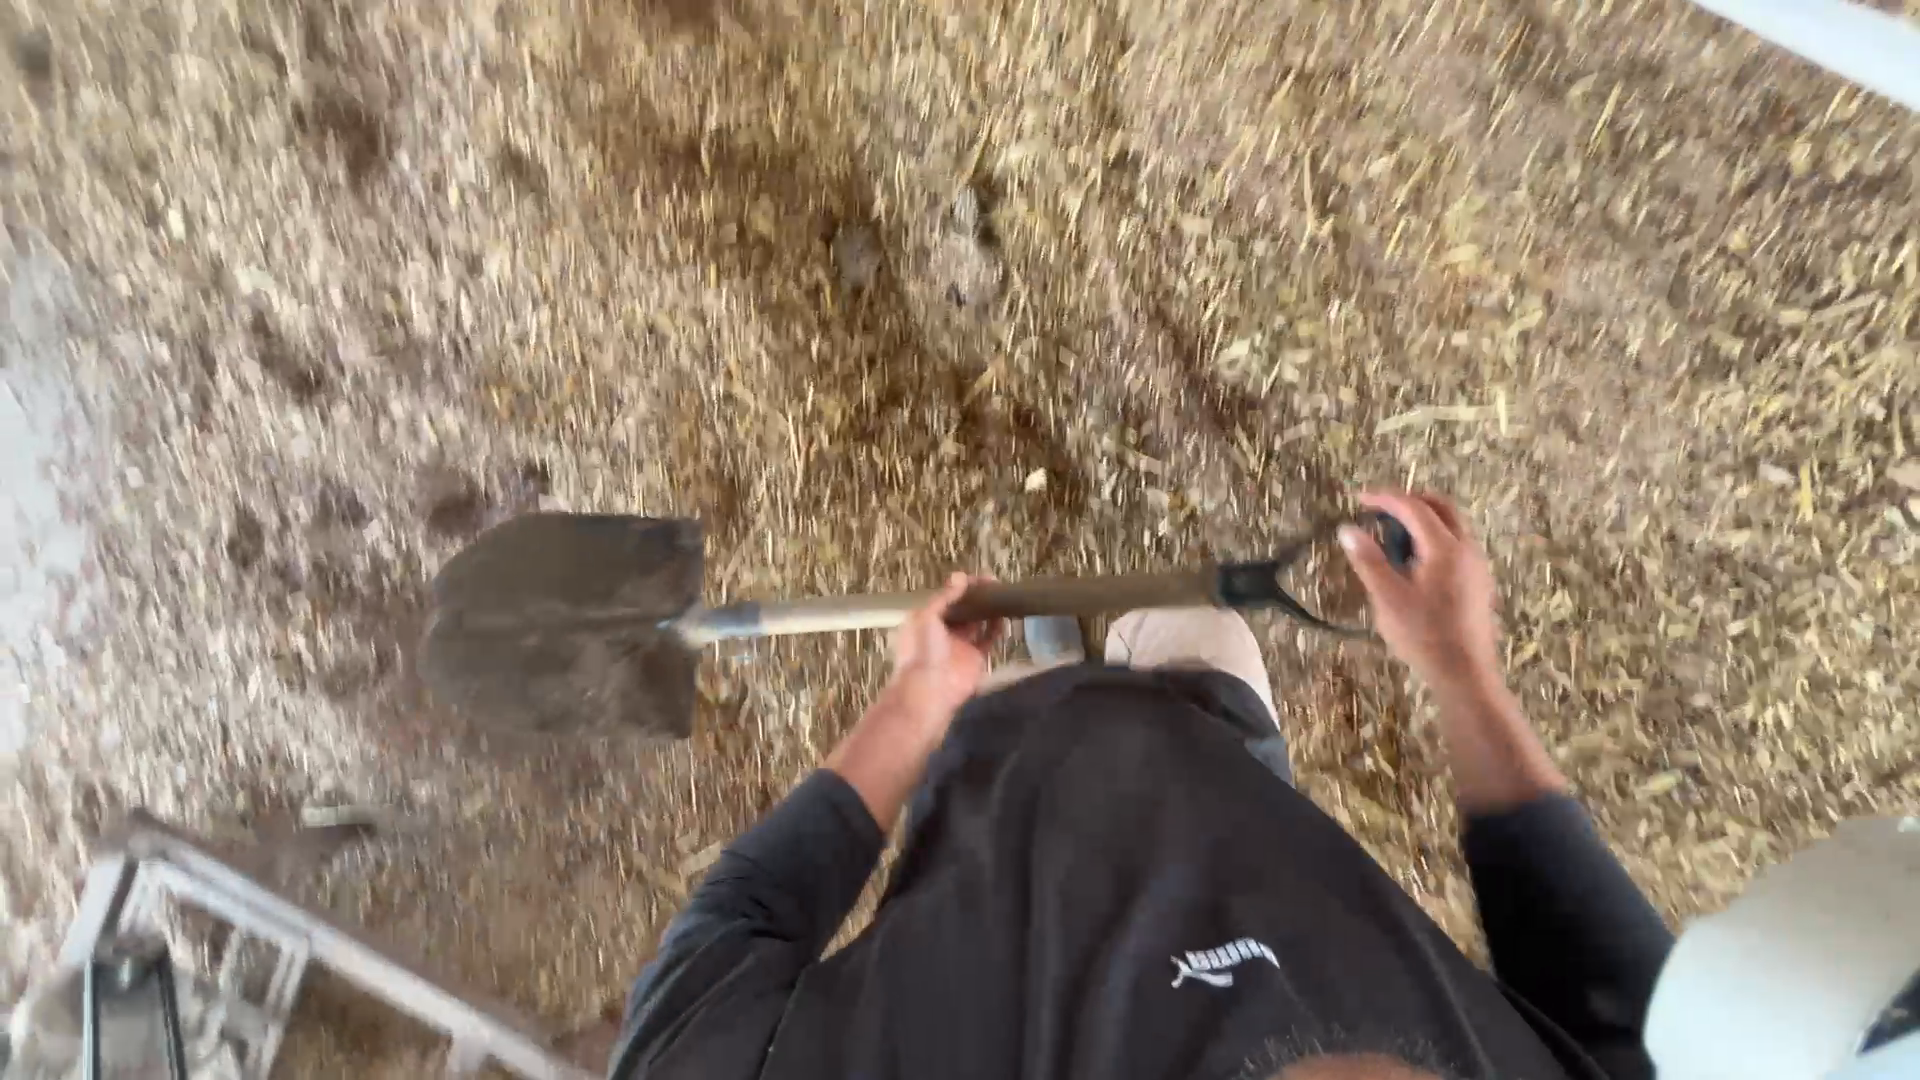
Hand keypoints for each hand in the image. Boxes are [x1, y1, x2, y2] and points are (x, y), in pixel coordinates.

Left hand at [886, 572, 1004, 720]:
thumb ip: (945, 597)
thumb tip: (960, 576)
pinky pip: (988, 639)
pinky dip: (996, 628)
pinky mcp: (976, 657)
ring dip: (988, 610)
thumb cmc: (922, 650)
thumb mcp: (927, 617)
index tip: (979, 578)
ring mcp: (960, 644)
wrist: (930, 689)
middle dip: (977, 597)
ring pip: (977, 622)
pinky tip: (1005, 616)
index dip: (961, 587)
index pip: (946, 598)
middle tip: (995, 583)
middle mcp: (943, 630)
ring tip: (1003, 596)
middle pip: (963, 609)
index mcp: (926, 620)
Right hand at [1339, 491, 1501, 695]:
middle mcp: (1467, 550)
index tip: (1360, 500)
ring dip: (1422, 519)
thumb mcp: (1387, 597)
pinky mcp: (1477, 581)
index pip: (1414, 508)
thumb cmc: (1422, 634)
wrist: (1464, 671)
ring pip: (1452, 525)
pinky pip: (1455, 543)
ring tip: (1391, 536)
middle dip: (1410, 501)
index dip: (1386, 499)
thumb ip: (1368, 560)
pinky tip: (1412, 561)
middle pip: (1442, 507)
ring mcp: (1476, 565)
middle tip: (1380, 509)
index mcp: (1445, 549)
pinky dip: (1432, 537)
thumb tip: (1347, 529)